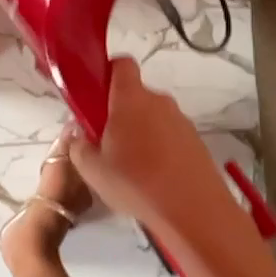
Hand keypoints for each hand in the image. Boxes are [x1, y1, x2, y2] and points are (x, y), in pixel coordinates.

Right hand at [66, 57, 238, 236]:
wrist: (193, 212)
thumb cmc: (135, 183)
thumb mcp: (92, 169)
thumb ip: (78, 145)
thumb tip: (79, 133)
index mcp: (130, 99)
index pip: (121, 64)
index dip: (108, 72)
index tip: (96, 93)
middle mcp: (159, 101)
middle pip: (136, 95)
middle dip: (120, 111)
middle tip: (106, 140)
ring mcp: (181, 121)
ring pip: (153, 117)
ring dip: (141, 131)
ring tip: (132, 166)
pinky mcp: (197, 141)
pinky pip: (171, 135)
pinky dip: (161, 148)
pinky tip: (155, 177)